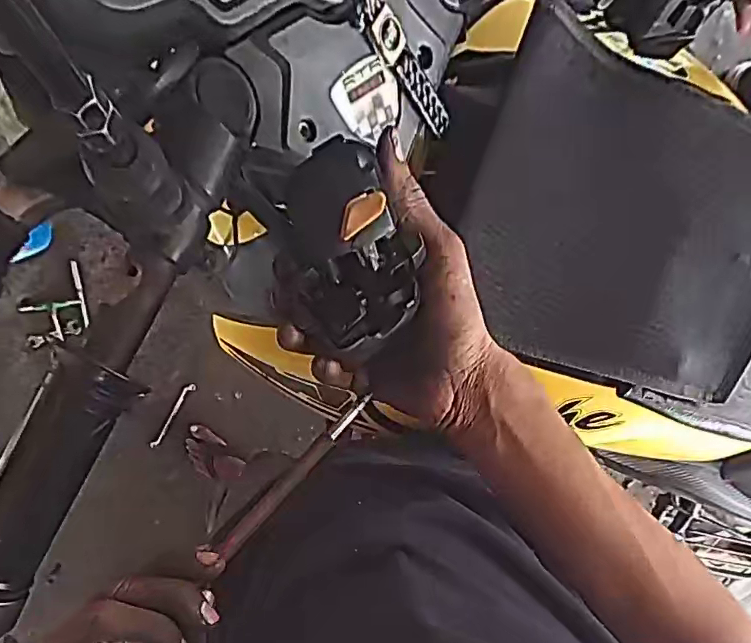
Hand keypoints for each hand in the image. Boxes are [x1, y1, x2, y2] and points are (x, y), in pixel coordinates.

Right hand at [284, 131, 514, 434]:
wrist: (463, 384)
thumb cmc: (461, 324)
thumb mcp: (441, 252)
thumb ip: (414, 205)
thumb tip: (392, 150)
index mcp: (385, 273)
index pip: (337, 253)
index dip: (309, 251)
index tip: (292, 249)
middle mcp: (368, 304)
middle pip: (313, 294)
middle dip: (292, 295)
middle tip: (287, 295)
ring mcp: (361, 339)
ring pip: (312, 331)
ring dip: (297, 332)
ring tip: (298, 332)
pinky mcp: (359, 370)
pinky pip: (327, 368)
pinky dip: (323, 368)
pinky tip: (331, 363)